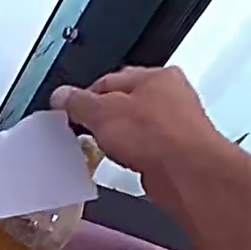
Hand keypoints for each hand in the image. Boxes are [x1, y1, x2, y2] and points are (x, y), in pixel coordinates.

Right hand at [50, 66, 234, 214]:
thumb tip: (62, 97)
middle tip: (84, 129)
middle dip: (103, 118)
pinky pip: (145, 151)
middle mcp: (171, 97)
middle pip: (125, 104)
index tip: (68, 108)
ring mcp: (175, 127)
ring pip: (136, 129)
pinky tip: (127, 162)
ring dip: (119, 140)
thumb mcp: (104, 113)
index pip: (110, 80)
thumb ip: (79, 103)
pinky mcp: (175, 154)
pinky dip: (133, 156)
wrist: (187, 173)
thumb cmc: (159, 135)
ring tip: (107, 148)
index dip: (85, 95)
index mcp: (156, 76)